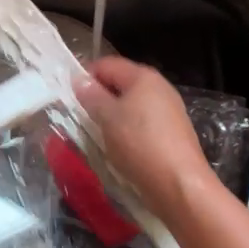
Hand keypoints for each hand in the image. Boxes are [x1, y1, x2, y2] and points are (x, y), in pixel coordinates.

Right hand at [74, 56, 215, 216]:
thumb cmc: (140, 144)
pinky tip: (119, 148)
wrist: (179, 183)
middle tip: (80, 118)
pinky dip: (127, 131)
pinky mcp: (172, 132)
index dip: (85, 77)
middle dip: (99, 98)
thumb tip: (80, 80)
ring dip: (112, 117)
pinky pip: (142, 124)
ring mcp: (169, 110)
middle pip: (121, 84)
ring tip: (96, 135)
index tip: (68, 97)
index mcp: (143, 76)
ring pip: (131, 106)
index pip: (106, 64)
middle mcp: (160, 87)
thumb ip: (92, 96)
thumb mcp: (108, 117)